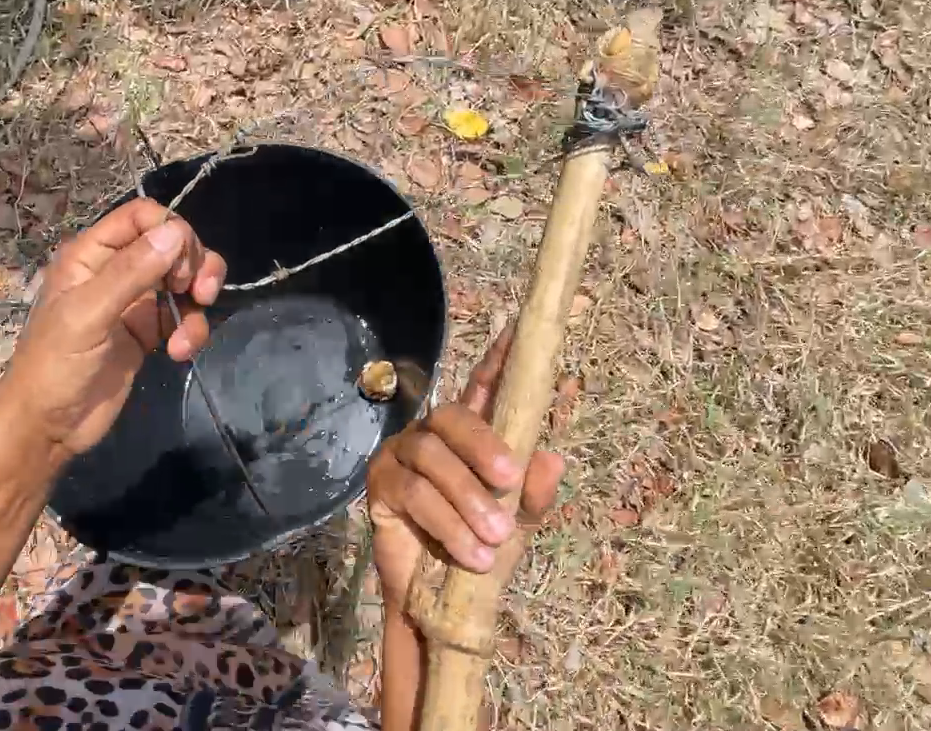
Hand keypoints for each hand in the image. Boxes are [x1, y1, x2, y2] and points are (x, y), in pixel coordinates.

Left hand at [0, 198, 226, 463]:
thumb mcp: (88, 315)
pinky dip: (192, 330)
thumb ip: (131, 272)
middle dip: (193, 265)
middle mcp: (116, 270)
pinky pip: (185, 315)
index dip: (171, 230)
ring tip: (189, 335)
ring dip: (196, 302)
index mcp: (92, 254)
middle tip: (198, 293)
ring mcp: (135, 301)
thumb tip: (176, 232)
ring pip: (184, 279)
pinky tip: (180, 353)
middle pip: (172, 243)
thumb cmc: (55, 365)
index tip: (182, 265)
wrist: (49, 428)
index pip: (141, 216)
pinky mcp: (150, 331)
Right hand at [367, 324, 565, 605]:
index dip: (498, 359)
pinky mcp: (379, 483)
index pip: (482, 386)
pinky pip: (412, 491)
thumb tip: (552, 458)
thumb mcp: (519, 522)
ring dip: (466, 498)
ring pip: (432, 456)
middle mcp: (433, 433)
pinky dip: (446, 522)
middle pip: (451, 414)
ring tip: (494, 536)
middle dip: (481, 443)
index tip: (519, 328)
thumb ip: (535, 493)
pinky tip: (470, 551)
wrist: (439, 602)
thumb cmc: (482, 547)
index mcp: (469, 434)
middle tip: (508, 478)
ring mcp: (402, 453)